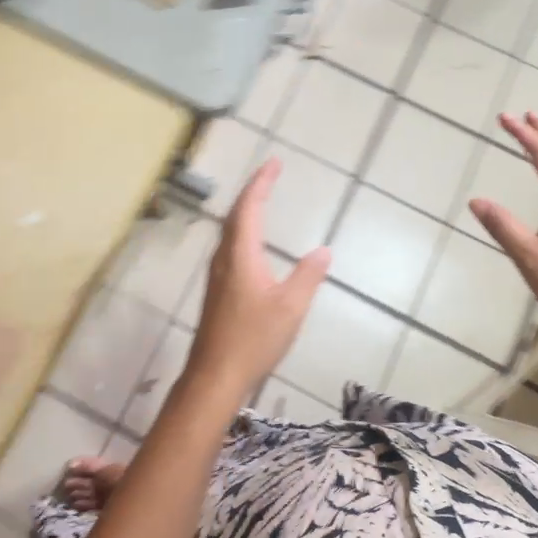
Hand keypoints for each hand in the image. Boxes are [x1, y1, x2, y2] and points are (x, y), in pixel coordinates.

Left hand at [187, 160, 331, 396]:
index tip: (274, 163)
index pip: (249, 207)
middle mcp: (224, 258)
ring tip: (261, 199)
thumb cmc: (253, 339)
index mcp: (240, 254)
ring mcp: (217, 274)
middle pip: (236, 214)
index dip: (261, 183)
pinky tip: (250, 242)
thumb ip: (307, 277)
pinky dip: (242, 229)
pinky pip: (229, 245)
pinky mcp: (217, 290)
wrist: (214, 375)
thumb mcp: (290, 308)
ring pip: (230, 231)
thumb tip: (323, 251)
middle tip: (271, 174)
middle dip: (253, 191)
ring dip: (245, 210)